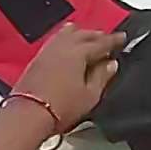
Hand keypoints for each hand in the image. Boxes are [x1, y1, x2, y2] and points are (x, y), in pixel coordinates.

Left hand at [10, 25, 125, 132]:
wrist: (28, 115)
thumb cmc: (59, 107)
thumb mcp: (90, 95)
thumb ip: (102, 76)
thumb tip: (110, 64)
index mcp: (79, 51)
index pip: (102, 42)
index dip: (114, 40)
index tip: (122, 38)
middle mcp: (62, 46)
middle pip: (84, 34)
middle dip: (98, 35)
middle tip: (108, 39)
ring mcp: (47, 51)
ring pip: (67, 34)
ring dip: (80, 34)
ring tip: (88, 38)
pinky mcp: (37, 59)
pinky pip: (55, 41)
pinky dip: (66, 39)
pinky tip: (67, 46)